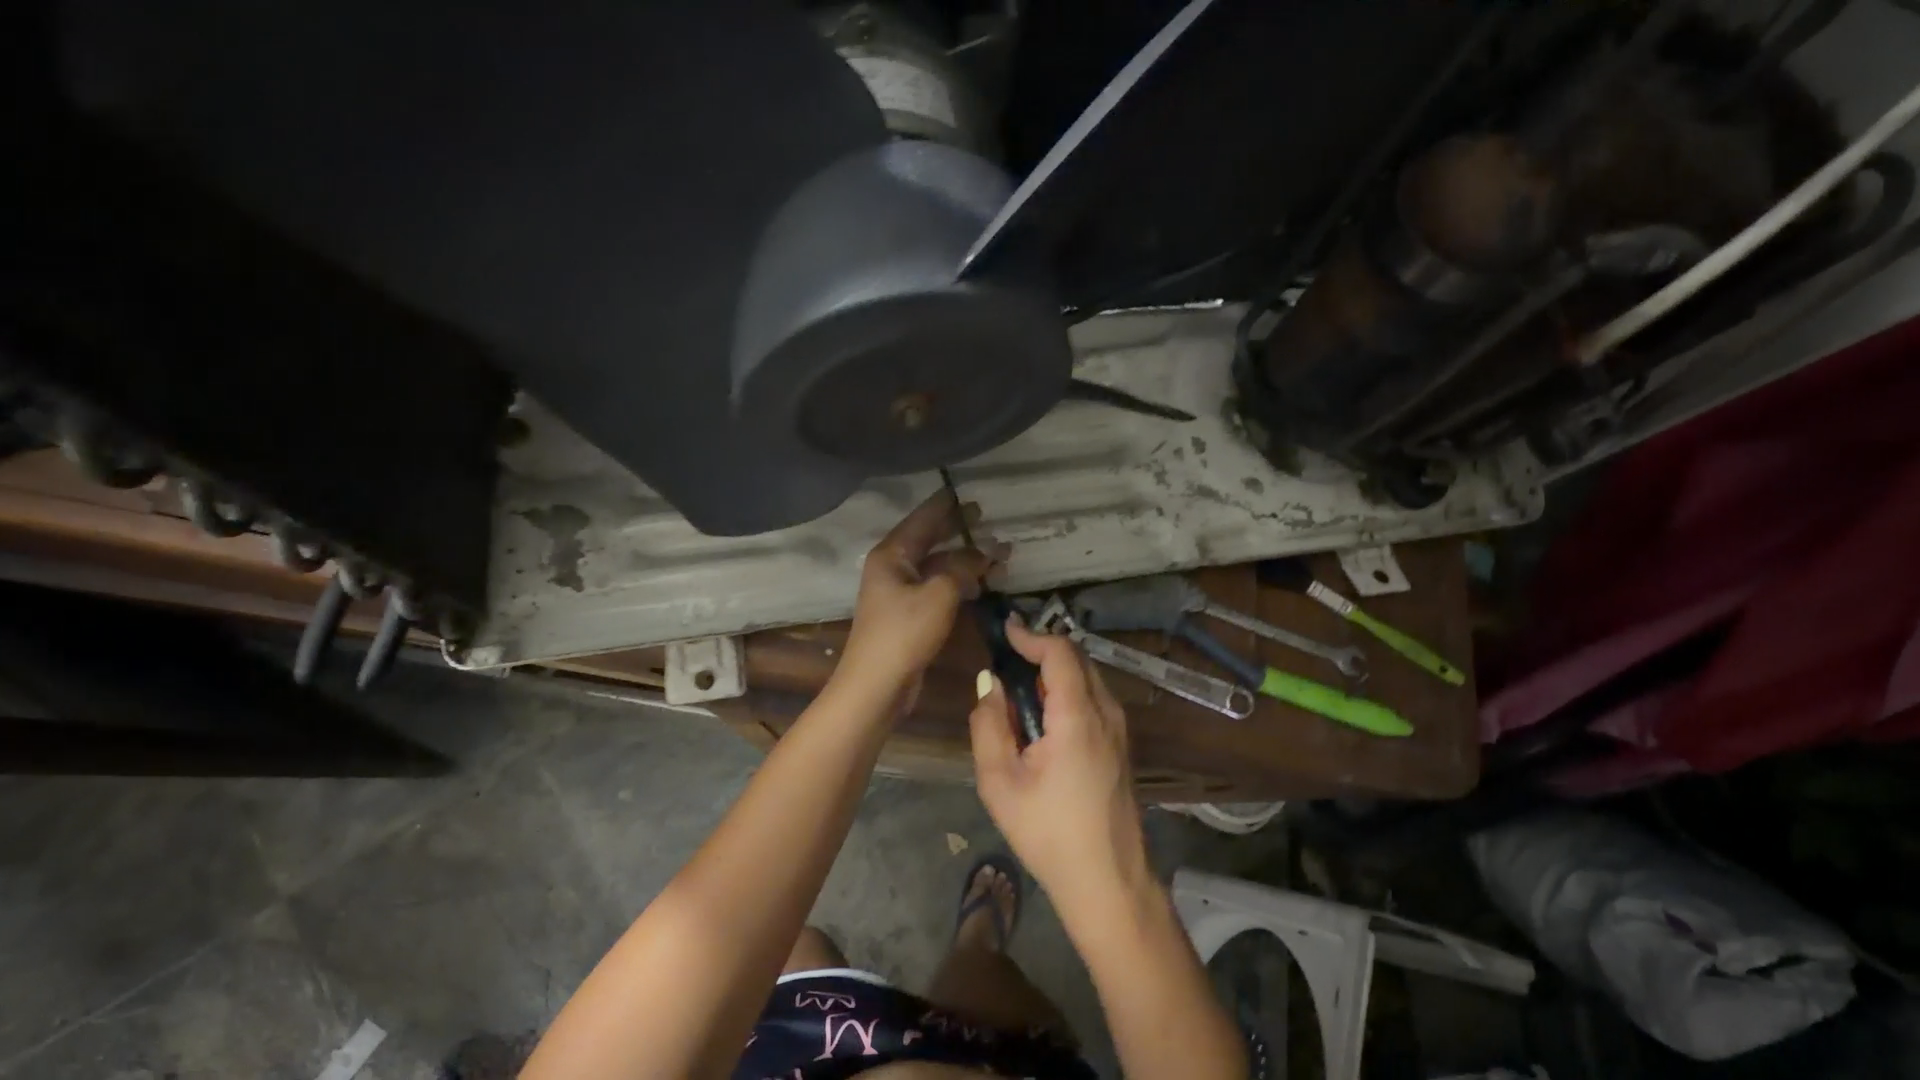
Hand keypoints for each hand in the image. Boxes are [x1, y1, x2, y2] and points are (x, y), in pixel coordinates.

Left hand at [837, 490, 1005, 705]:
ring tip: (997, 554)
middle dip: (959, 530)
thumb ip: (963, 568)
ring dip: (964, 560)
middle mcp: (893, 567)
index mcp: (892, 554)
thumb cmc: (904, 633)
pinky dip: (959, 582)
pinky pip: (937, 587)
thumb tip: (985, 553)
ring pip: (936, 566)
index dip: (946, 504)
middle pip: (930, 540)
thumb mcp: (939, 595)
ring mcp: (899, 592)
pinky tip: (981, 584)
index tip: (968, 491)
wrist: (876, 685)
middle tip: (986, 518)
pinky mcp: (908, 615)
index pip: (924, 517)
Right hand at [969, 620, 1150, 910]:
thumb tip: (989, 686)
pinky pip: (1094, 701)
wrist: (1107, 879)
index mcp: (1078, 716)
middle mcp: (1106, 713)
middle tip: (1004, 664)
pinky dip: (1067, 694)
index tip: (1003, 632)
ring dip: (1054, 675)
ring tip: (1017, 696)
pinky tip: (1042, 722)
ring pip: (1088, 679)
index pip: (1060, 652)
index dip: (1030, 636)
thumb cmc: (1048, 833)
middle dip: (1040, 653)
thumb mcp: (999, 782)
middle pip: (1077, 660)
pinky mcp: (1121, 746)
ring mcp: (1120, 730)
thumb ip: (988, 726)